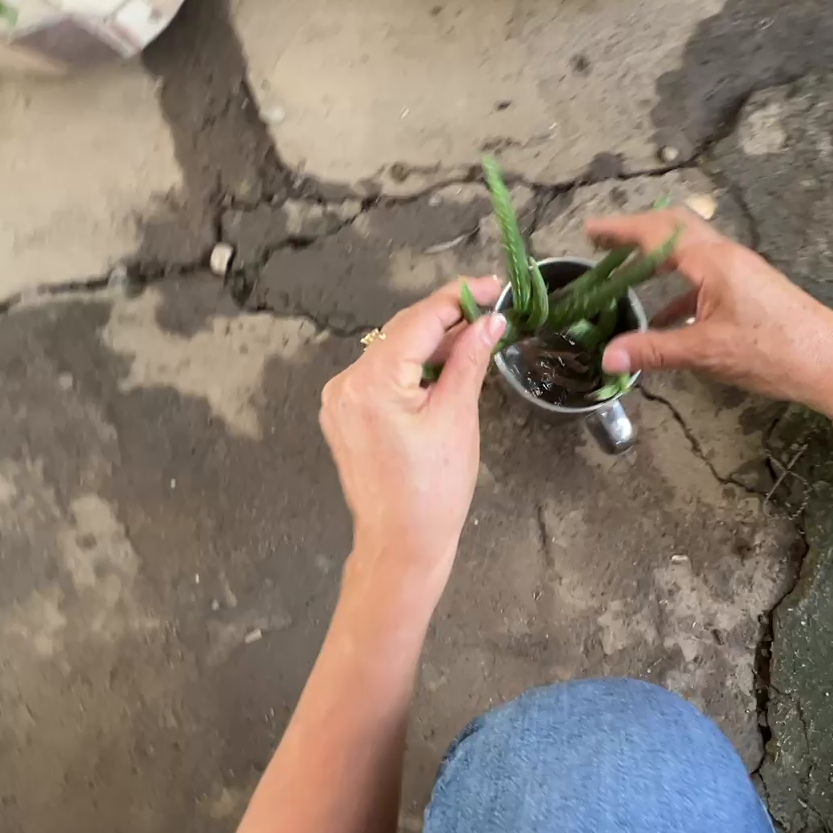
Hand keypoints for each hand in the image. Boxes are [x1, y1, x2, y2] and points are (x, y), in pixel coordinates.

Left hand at [320, 277, 507, 576]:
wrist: (401, 544)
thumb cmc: (434, 490)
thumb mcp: (458, 417)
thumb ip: (470, 359)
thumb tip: (490, 321)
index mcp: (372, 381)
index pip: (419, 320)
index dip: (459, 298)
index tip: (493, 288)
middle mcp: (345, 383)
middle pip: (402, 333)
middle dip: (447, 321)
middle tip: (492, 314)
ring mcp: (340, 400)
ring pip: (393, 353)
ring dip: (432, 345)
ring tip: (475, 342)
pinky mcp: (345, 415)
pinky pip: (383, 376)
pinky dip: (414, 369)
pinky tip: (444, 369)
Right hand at [590, 210, 832, 405]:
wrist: (829, 362)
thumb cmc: (771, 351)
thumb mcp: (705, 351)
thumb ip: (654, 350)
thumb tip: (607, 356)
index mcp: (712, 262)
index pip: (657, 234)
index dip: (620, 230)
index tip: (590, 230)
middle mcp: (725, 256)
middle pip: (674, 229)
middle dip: (637, 232)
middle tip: (604, 241)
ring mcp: (738, 272)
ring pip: (688, 253)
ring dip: (655, 259)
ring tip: (624, 275)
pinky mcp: (747, 290)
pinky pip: (702, 279)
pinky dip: (676, 290)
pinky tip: (663, 318)